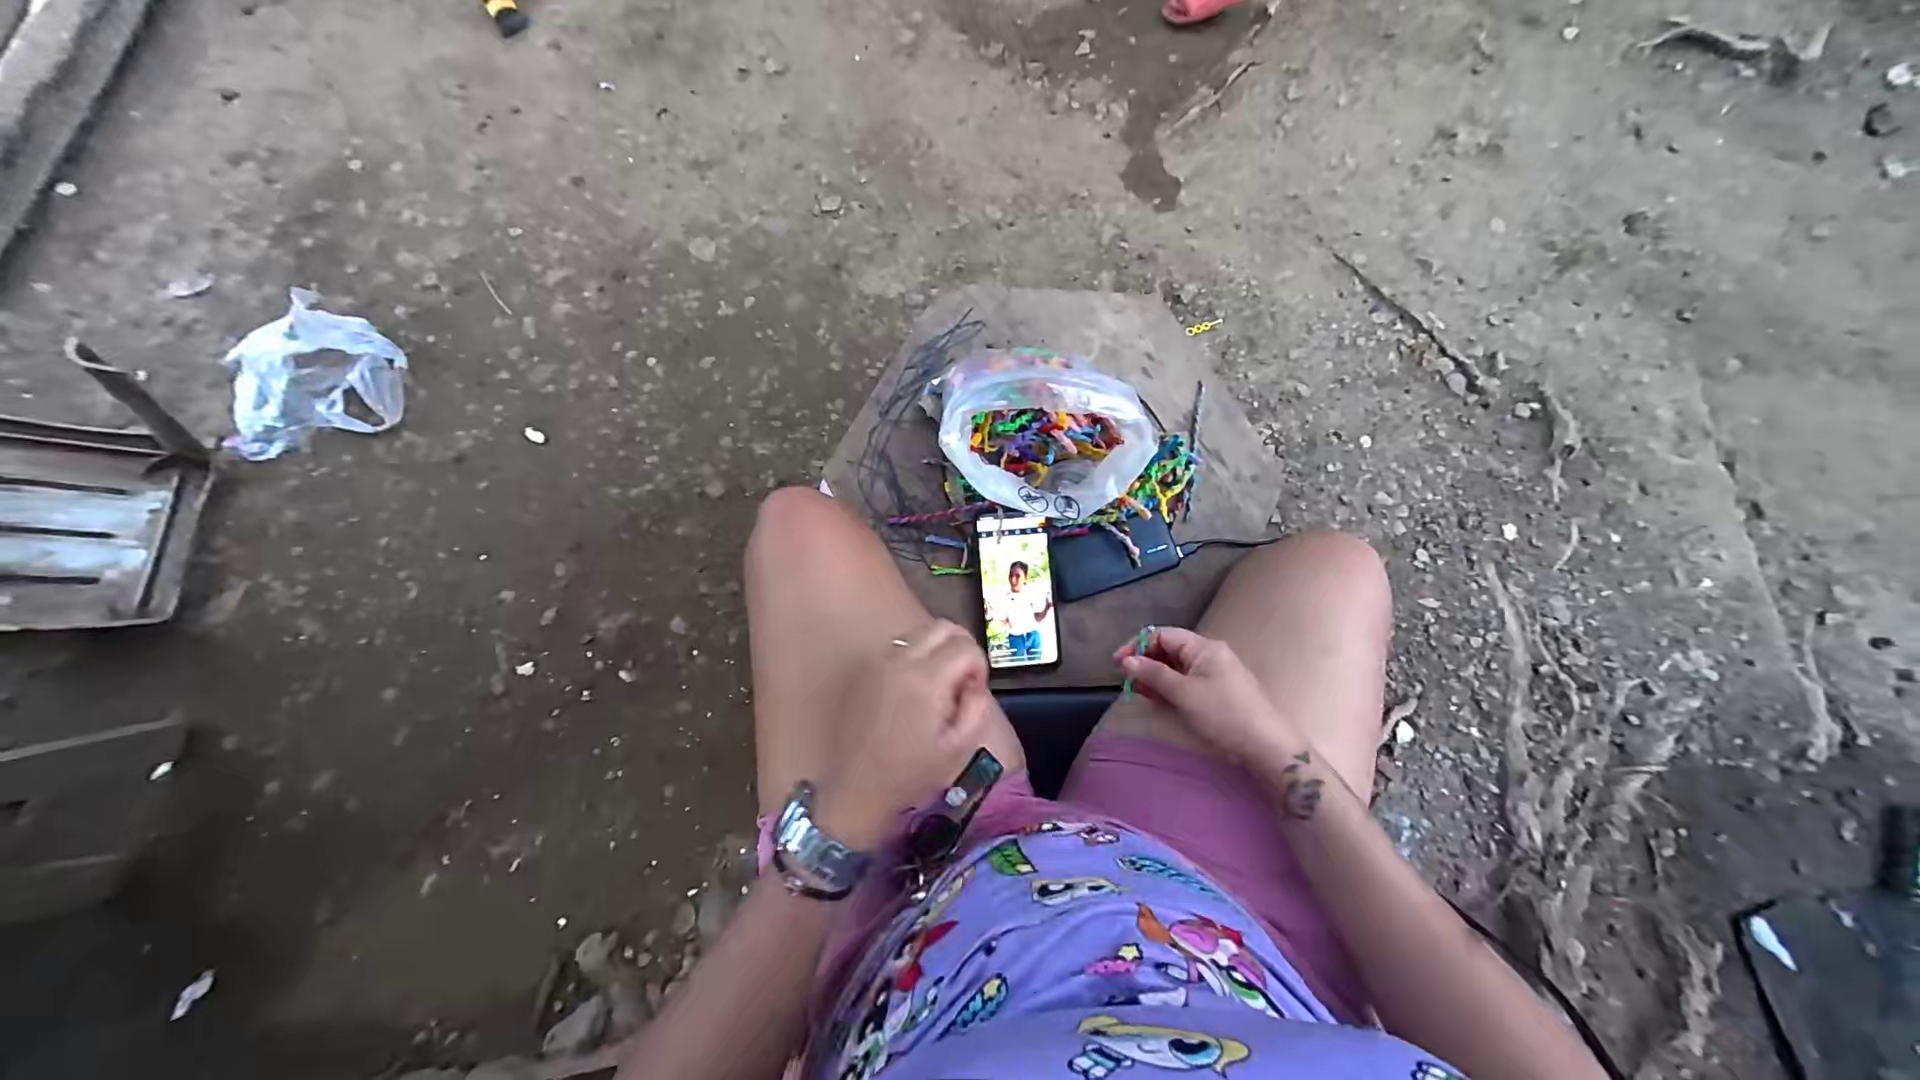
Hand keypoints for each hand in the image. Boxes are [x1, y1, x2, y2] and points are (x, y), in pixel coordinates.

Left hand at [814, 620, 997, 849]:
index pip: (965, 646)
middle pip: (943, 626)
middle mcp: (900, 660)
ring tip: (941, 682)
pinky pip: (900, 645)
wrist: (857, 789)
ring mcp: (879, 661)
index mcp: (926, 680)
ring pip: (921, 632)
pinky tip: (916, 685)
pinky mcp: (866, 669)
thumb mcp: (960, 747)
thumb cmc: (911, 774)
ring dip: (939, 647)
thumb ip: (978, 706)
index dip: (979, 666)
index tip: (975, 690)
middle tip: (964, 678)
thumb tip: (975, 682)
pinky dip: (917, 653)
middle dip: (962, 646)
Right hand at [1114, 626, 1304, 769]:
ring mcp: (1214, 673)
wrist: (1266, 746)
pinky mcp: (1216, 691)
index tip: (1118, 664)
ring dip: (1155, 678)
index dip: (1137, 646)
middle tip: (1128, 682)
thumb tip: (1126, 660)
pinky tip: (1159, 700)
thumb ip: (1153, 674)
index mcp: (1203, 647)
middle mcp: (1209, 654)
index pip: (1162, 635)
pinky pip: (1186, 682)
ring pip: (1175, 668)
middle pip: (1168, 650)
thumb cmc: (1223, 714)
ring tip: (1140, 693)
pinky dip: (1169, 688)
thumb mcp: (1183, 693)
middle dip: (1145, 663)